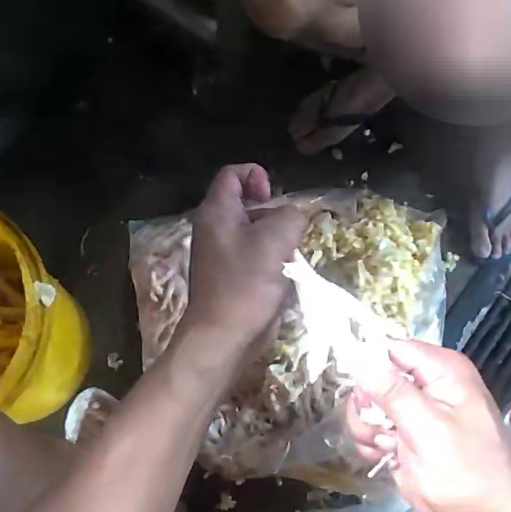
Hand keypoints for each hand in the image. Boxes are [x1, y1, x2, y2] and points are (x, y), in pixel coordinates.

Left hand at [181, 164, 308, 359]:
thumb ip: (291, 216)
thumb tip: (295, 218)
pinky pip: (256, 258)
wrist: (225, 336)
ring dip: (278, 242)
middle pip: (248, 205)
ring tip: (289, 260)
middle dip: (275, 214)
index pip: (233, 175)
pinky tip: (282, 281)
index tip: (276, 197)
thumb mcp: (277, 240)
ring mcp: (222, 256)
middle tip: (290, 233)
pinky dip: (273, 263)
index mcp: (217, 212)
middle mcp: (215, 229)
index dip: (257, 176)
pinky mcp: (232, 278)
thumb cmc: (247, 284)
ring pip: (256, 234)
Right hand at [343, 340, 510, 511]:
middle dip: (367, 404)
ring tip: (387, 446)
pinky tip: (387, 457)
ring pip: (368, 404)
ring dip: (367, 427)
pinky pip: (373, 427)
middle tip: (381, 428)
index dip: (368, 364)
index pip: (392, 348)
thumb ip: (394, 393)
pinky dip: (372, 443)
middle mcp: (427, 383)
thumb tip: (361, 358)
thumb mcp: (429, 429)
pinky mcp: (405, 434)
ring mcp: (414, 409)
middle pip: (373, 376)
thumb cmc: (466, 470)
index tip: (358, 392)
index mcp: (442, 370)